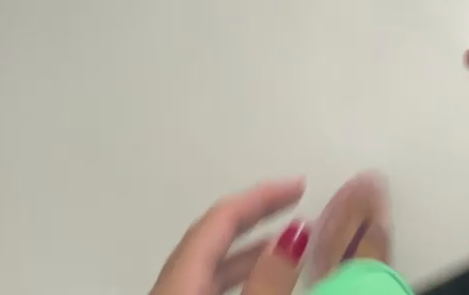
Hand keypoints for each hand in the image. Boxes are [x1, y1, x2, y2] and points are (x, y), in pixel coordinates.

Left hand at [150, 179, 311, 294]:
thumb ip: (265, 282)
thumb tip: (295, 235)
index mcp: (178, 280)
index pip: (221, 216)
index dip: (263, 194)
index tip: (300, 183)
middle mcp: (167, 286)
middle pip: (212, 234)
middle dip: (257, 212)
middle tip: (295, 199)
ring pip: (209, 262)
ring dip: (250, 246)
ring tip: (289, 242)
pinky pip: (205, 283)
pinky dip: (236, 271)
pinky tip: (259, 281)